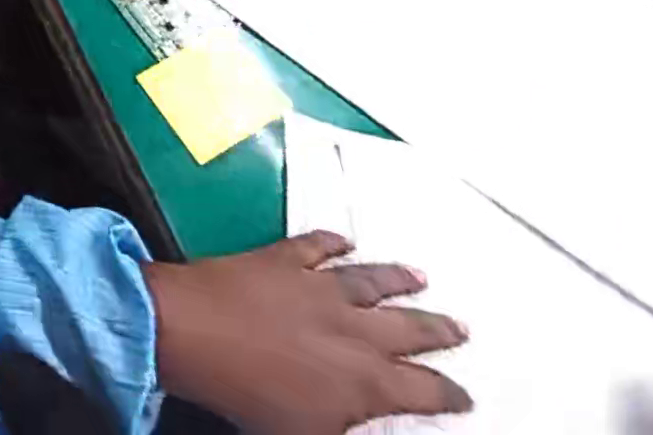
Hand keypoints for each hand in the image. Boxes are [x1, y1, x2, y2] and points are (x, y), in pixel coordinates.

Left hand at [144, 230, 471, 434]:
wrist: (190, 331)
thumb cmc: (246, 393)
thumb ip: (346, 432)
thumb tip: (361, 427)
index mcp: (368, 381)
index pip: (426, 391)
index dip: (447, 394)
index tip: (462, 395)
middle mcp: (352, 329)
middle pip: (408, 328)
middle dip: (436, 329)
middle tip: (458, 325)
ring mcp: (313, 286)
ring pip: (367, 280)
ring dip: (396, 278)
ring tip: (418, 275)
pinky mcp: (277, 258)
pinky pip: (311, 244)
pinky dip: (329, 240)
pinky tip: (341, 238)